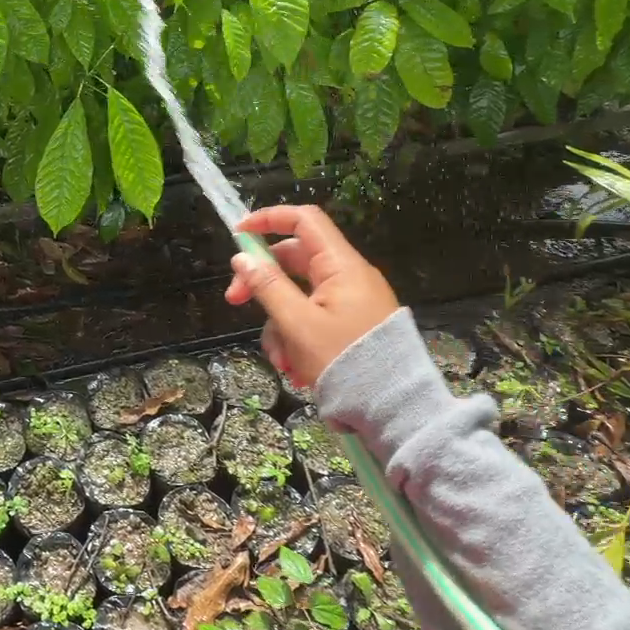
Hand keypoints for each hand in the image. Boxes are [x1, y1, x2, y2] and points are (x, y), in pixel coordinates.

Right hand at [223, 205, 400, 388]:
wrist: (395, 410)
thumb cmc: (344, 360)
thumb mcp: (297, 324)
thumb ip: (267, 287)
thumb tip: (243, 259)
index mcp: (341, 266)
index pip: (304, 220)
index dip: (269, 219)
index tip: (239, 234)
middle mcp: (348, 277)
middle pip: (295, 260)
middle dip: (262, 282)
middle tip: (234, 301)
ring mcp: (351, 303)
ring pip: (300, 295)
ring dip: (279, 323)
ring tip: (280, 359)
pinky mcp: (351, 326)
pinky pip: (314, 318)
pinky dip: (297, 337)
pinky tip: (296, 368)